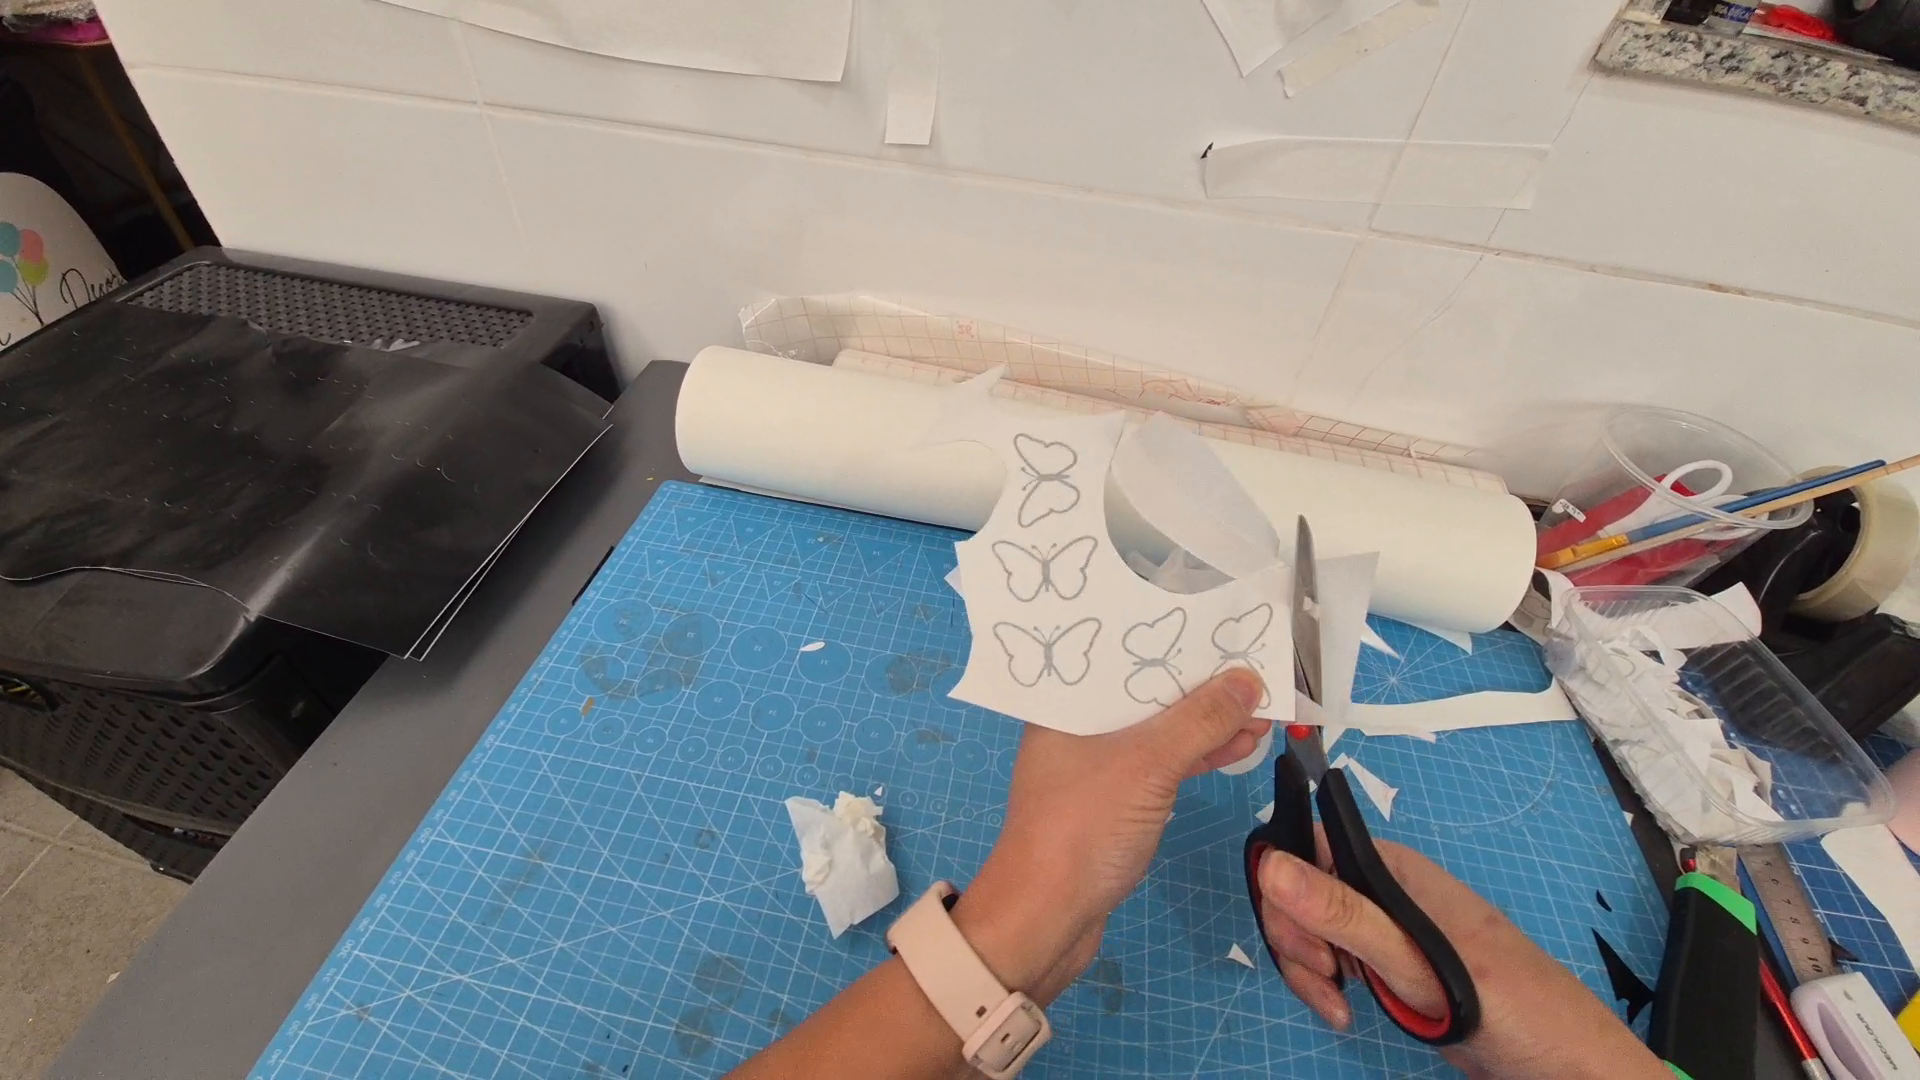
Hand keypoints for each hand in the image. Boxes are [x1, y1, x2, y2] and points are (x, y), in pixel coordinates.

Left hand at [953, 670, 1268, 1004]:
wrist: (1047, 917)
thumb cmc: (1085, 825)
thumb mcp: (1147, 763)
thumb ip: (1199, 720)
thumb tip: (1248, 679)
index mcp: (1064, 701)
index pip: (1122, 654)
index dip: (1173, 642)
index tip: (1222, 630)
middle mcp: (1075, 725)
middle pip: (1143, 692)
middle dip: (1199, 685)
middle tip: (1255, 672)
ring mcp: (1095, 764)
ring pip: (1157, 731)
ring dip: (1206, 723)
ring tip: (1261, 710)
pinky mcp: (1113, 799)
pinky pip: (1160, 765)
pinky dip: (1196, 756)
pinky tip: (1237, 746)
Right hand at [1256, 837, 1669, 1079]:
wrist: (1574, 1073)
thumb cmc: (1509, 1007)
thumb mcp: (1417, 962)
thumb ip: (1341, 913)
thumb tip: (1268, 862)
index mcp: (1386, 865)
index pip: (1303, 849)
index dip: (1282, 888)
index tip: (1302, 940)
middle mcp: (1377, 885)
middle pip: (1297, 889)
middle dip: (1294, 936)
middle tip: (1325, 980)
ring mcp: (1381, 924)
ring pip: (1308, 925)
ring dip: (1306, 965)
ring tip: (1336, 1005)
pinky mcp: (1385, 959)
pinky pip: (1330, 956)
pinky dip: (1323, 983)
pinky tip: (1343, 1009)